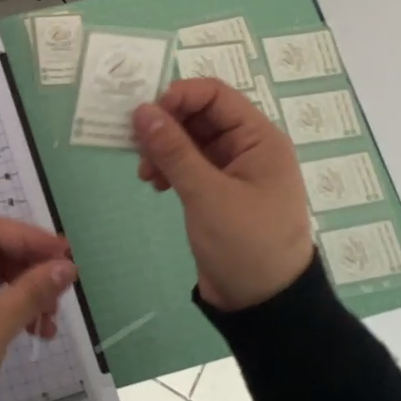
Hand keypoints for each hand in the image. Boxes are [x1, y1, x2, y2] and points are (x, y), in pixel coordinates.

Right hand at [134, 78, 315, 310]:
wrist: (264, 305)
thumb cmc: (245, 244)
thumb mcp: (207, 195)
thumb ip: (173, 149)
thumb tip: (141, 110)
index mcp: (259, 139)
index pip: (215, 94)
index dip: (179, 96)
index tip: (146, 117)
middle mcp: (248, 147)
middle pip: (200, 115)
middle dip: (166, 125)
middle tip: (137, 147)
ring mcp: (233, 170)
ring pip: (190, 139)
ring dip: (163, 148)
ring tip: (145, 173)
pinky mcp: (218, 191)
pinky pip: (189, 163)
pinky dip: (169, 167)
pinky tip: (154, 184)